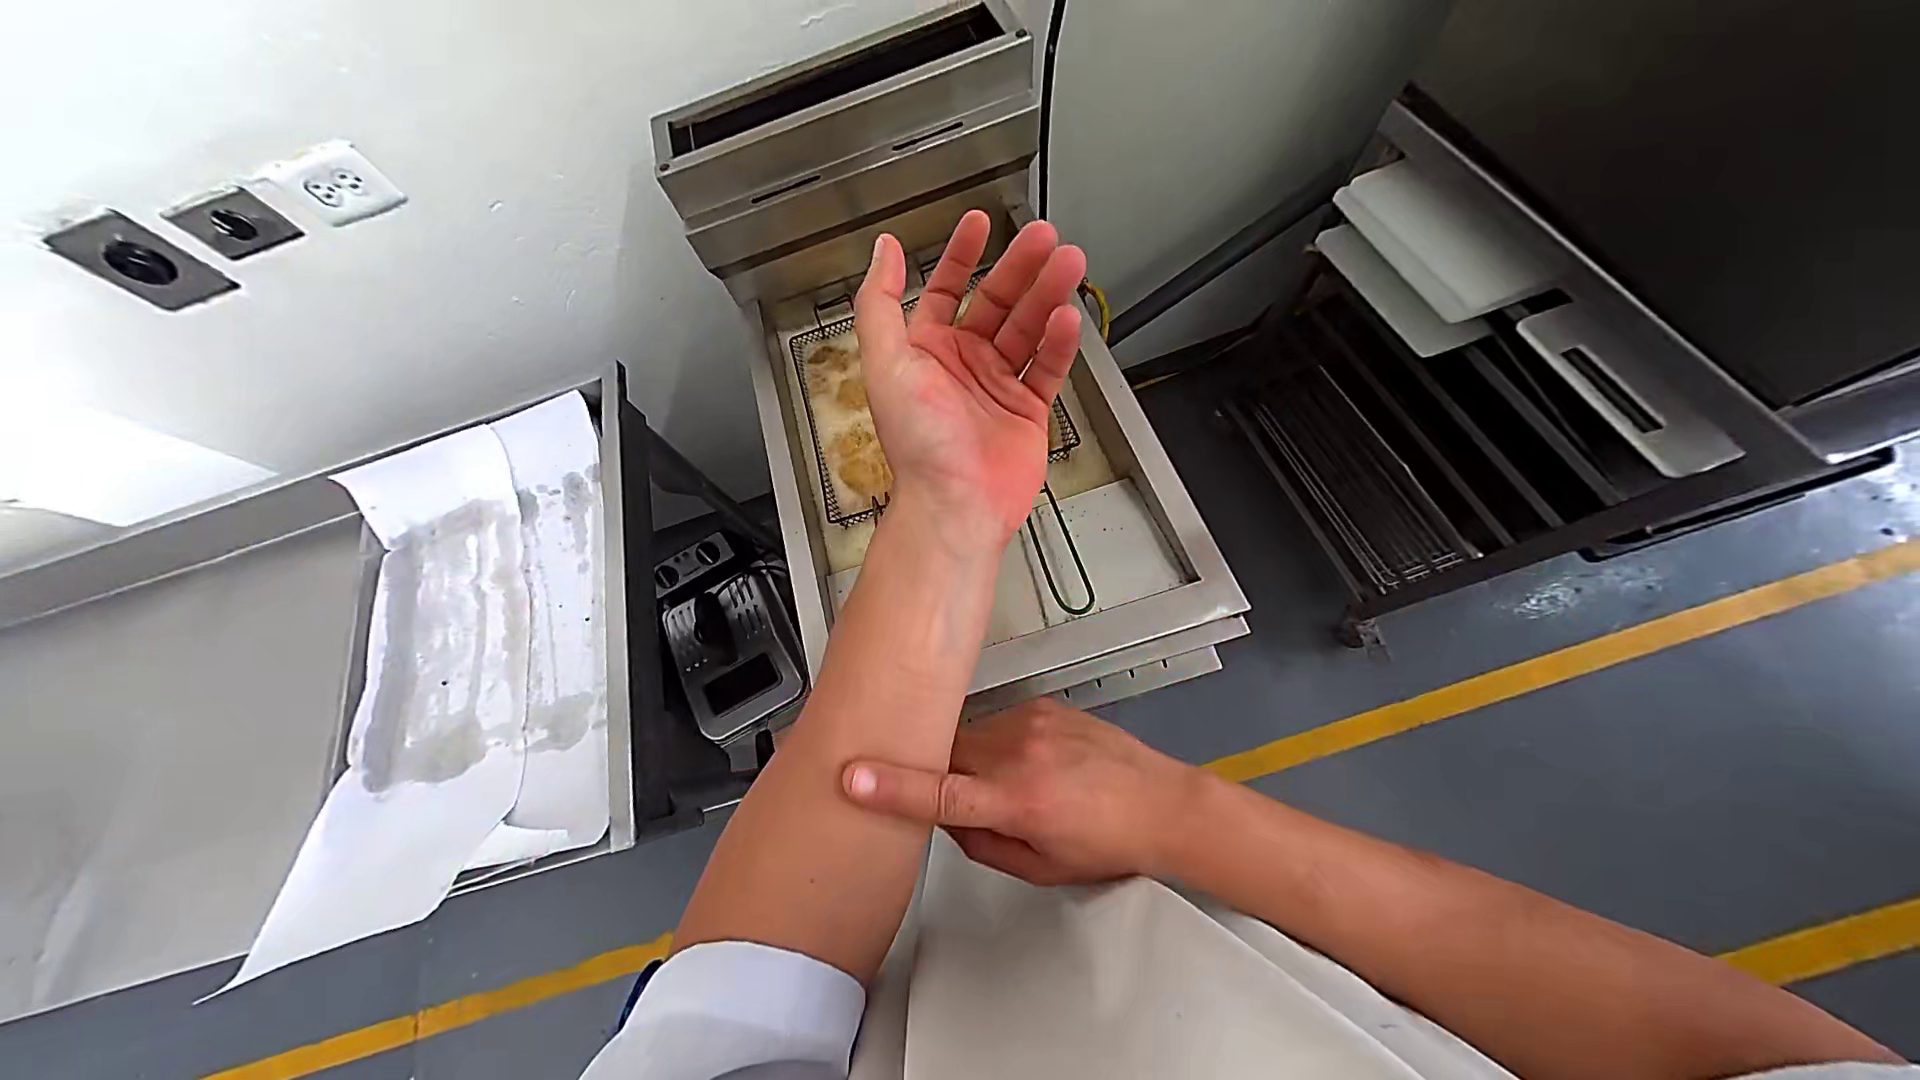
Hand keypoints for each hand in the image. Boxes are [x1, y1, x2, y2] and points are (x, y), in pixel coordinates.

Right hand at [840, 698, 1208, 885]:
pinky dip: (1004, 742)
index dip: (892, 787)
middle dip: (942, 767)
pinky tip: (1037, 760)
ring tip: (1019, 779)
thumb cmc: (1108, 842)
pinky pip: (1000, 720)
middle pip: (948, 749)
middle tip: (964, 790)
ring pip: (972, 733)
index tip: (855, 777)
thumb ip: (980, 844)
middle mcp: (1022, 753)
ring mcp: (1034, 722)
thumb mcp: (1041, 866)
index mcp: (1019, 802)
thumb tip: (945, 818)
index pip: (940, 794)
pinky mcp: (1045, 704)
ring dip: (976, 756)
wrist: (1161, 802)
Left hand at [855, 211, 1085, 552]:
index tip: (980, 224)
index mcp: (925, 352)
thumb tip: (882, 252)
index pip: (944, 291)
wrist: (955, 503)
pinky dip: (1059, 344)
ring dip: (1047, 296)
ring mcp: (997, 386)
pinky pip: (1048, 367)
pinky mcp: (1027, 409)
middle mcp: (962, 365)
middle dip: (1019, 267)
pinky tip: (1068, 320)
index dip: (961, 256)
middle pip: (996, 302)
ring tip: (1068, 265)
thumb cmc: (917, 445)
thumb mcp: (884, 363)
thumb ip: (879, 303)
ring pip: (1028, 328)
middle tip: (1044, 238)